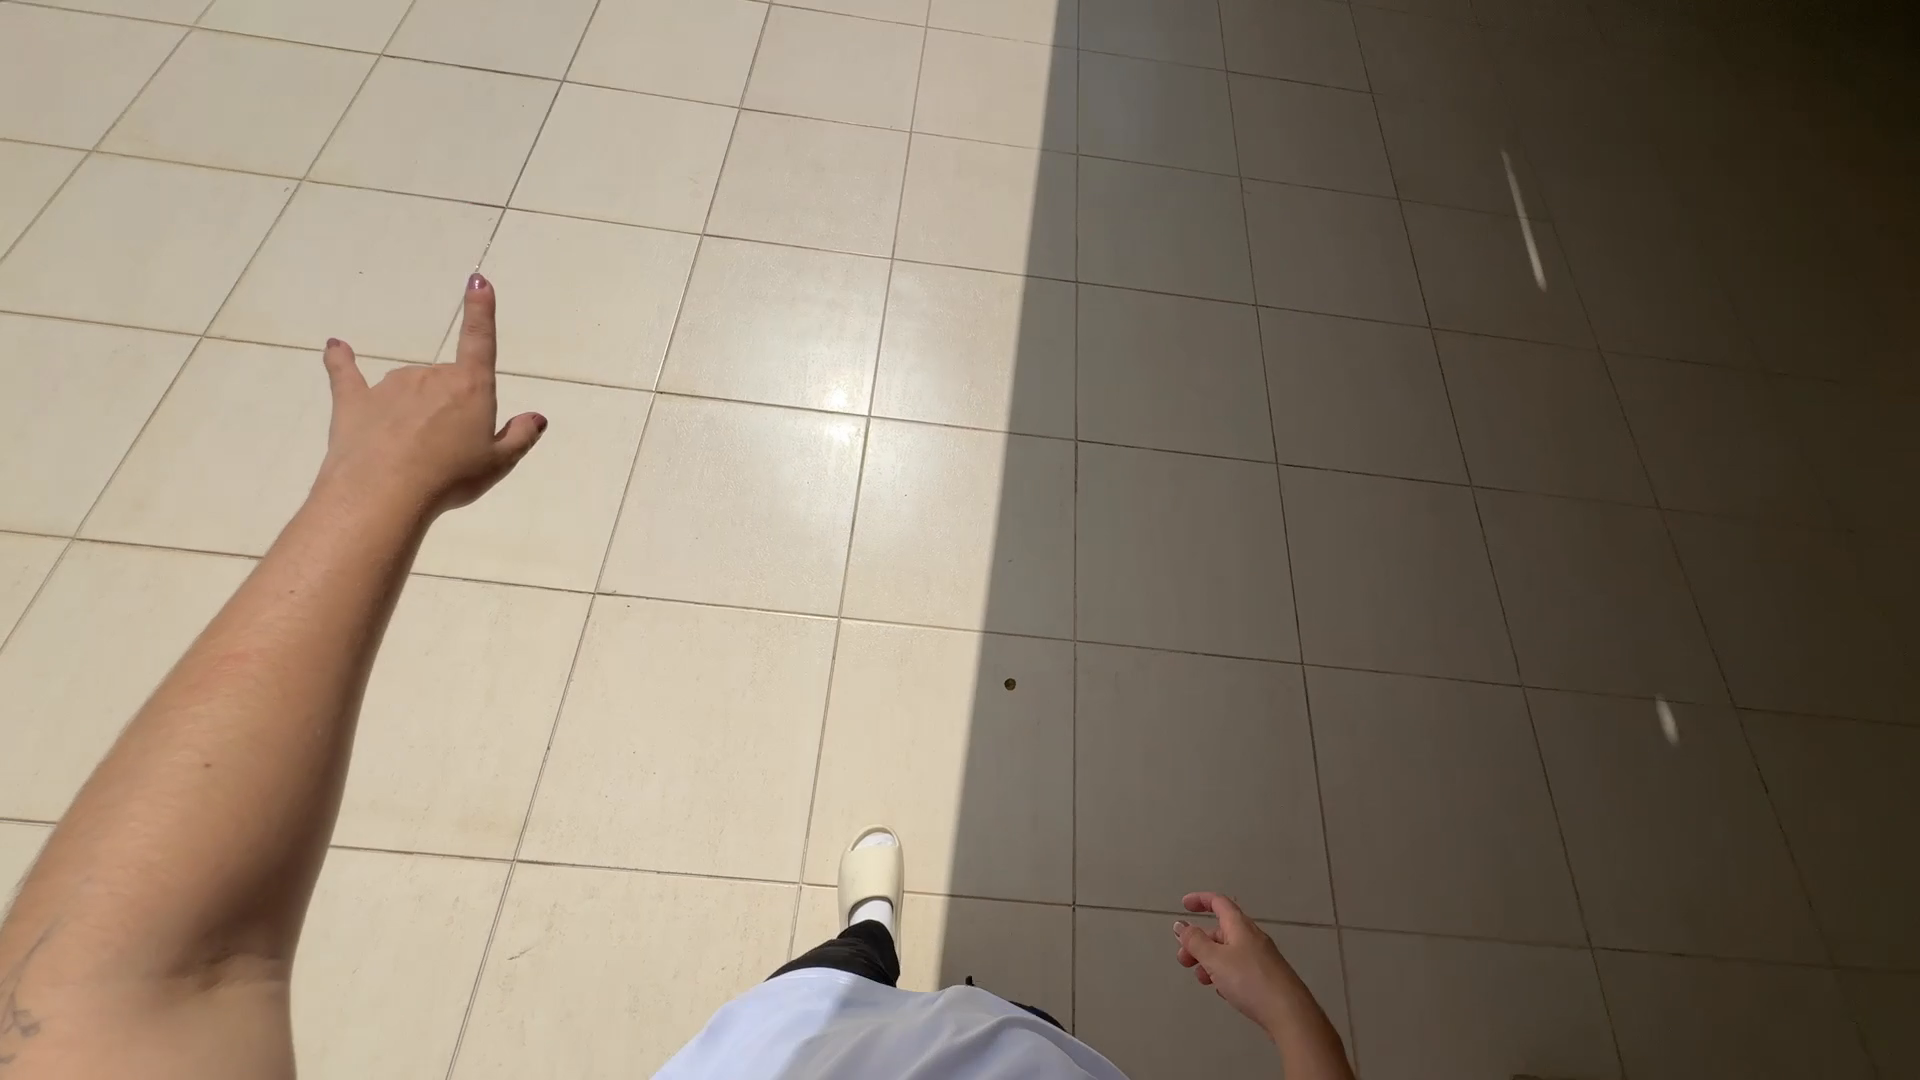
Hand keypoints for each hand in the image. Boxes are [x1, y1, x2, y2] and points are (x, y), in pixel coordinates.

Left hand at [316, 273, 544, 515]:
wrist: (384, 493)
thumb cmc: (452, 476)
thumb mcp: (500, 463)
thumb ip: (520, 437)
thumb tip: (535, 417)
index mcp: (471, 387)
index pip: (480, 342)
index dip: (481, 311)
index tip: (478, 280)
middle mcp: (431, 376)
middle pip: (449, 380)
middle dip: (454, 404)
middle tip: (455, 449)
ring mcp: (389, 385)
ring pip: (411, 386)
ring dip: (418, 406)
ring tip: (417, 450)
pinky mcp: (353, 400)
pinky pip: (346, 372)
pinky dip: (342, 361)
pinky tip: (337, 347)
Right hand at [1173, 892, 1303, 1037]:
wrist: (1291, 1015)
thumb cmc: (1250, 980)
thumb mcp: (1214, 959)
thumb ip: (1194, 941)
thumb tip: (1180, 925)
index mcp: (1240, 926)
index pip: (1218, 902)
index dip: (1200, 900)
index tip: (1184, 906)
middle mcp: (1252, 937)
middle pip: (1220, 931)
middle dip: (1198, 942)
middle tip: (1184, 959)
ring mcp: (1263, 959)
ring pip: (1229, 952)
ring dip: (1209, 961)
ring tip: (1201, 980)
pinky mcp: (1269, 979)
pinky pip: (1240, 969)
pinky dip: (1225, 974)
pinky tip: (1223, 991)